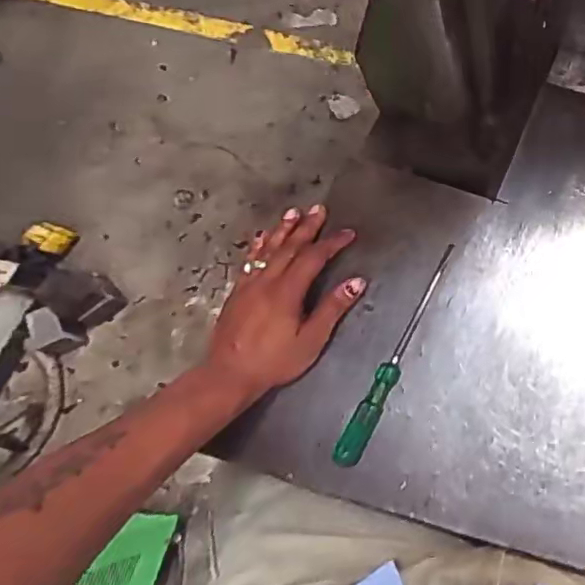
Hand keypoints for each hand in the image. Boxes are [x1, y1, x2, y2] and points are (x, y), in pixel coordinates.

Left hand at [203, 205, 363, 397]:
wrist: (228, 375)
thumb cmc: (275, 361)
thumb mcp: (312, 339)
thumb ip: (333, 308)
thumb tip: (356, 282)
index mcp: (287, 292)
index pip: (313, 258)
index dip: (332, 243)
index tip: (347, 234)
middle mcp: (267, 283)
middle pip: (290, 248)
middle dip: (307, 227)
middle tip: (319, 209)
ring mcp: (249, 286)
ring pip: (268, 250)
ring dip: (283, 230)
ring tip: (292, 214)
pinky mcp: (238, 293)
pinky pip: (251, 261)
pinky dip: (260, 247)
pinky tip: (262, 239)